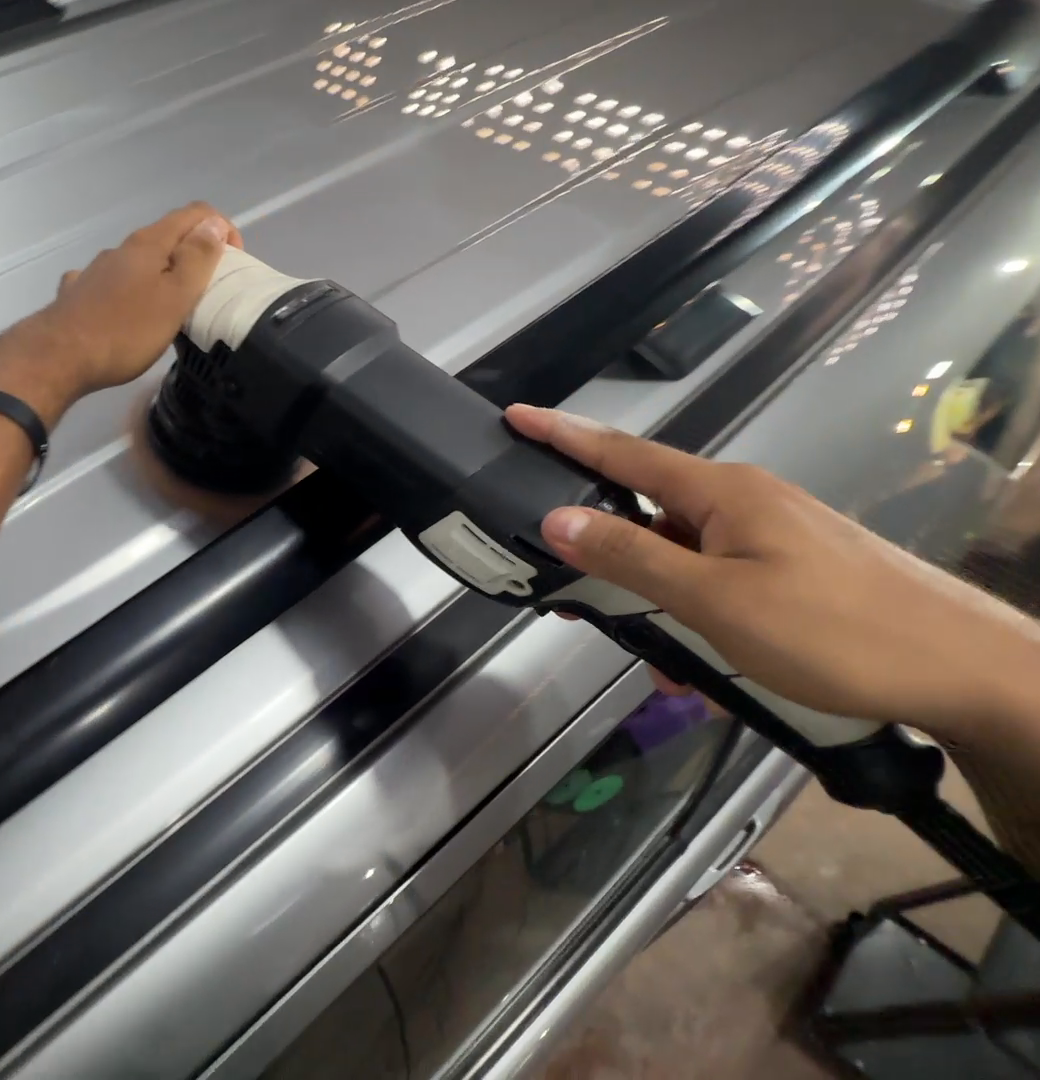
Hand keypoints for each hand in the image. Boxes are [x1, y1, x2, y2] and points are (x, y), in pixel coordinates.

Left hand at [0, 203, 239, 420]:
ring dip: (156, 276)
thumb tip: (213, 225)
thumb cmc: (124, 332)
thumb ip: (196, 260)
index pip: (194, 214)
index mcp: (149, 244)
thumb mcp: (174, 298)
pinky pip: (106, 285)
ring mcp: (93, 271)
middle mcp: (120, 250)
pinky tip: (119, 312)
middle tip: (204, 292)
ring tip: (165, 309)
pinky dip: (123, 292)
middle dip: (190, 256)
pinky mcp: (75, 296)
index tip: (233, 261)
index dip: (221, 229)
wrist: (58, 358)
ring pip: (134, 263)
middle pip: (164, 238)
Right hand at [506, 405, 1039, 739]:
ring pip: (678, 561)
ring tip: (669, 667)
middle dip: (606, 563)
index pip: (622, 452)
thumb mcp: (715, 600)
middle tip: (575, 603)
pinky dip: (695, 621)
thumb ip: (630, 557)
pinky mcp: (790, 569)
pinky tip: (707, 669)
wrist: (975, 675)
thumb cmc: (839, 632)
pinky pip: (713, 584)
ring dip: (658, 610)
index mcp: (722, 494)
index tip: (515, 416)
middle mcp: (743, 503)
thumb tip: (557, 520)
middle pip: (642, 517)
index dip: (562, 434)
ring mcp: (770, 536)